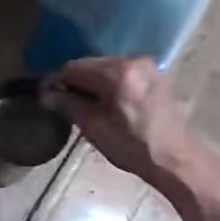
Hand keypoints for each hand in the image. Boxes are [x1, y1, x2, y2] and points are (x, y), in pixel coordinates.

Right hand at [51, 56, 211, 191]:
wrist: (174, 159)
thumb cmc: (132, 147)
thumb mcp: (94, 128)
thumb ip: (68, 105)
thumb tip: (45, 94)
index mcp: (118, 73)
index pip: (74, 67)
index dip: (58, 82)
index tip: (49, 97)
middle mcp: (134, 61)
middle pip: (91, 64)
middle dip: (77, 82)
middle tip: (68, 105)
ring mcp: (148, 66)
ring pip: (107, 68)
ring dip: (94, 83)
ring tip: (89, 107)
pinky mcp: (155, 75)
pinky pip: (123, 73)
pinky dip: (111, 84)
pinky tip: (109, 104)